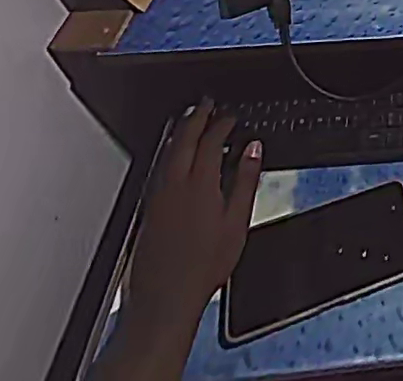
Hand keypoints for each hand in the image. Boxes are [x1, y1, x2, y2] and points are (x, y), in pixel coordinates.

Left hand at [122, 100, 263, 337]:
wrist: (165, 298)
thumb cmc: (203, 266)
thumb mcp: (236, 222)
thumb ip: (245, 180)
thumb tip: (253, 149)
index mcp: (200, 182)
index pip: (211, 140)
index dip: (222, 123)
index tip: (231, 116)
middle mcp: (176, 182)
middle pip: (185, 137)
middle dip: (197, 115)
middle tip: (207, 103)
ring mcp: (159, 192)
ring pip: (169, 148)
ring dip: (182, 128)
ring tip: (191, 117)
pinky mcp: (149, 204)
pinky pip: (160, 163)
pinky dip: (170, 147)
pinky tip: (175, 151)